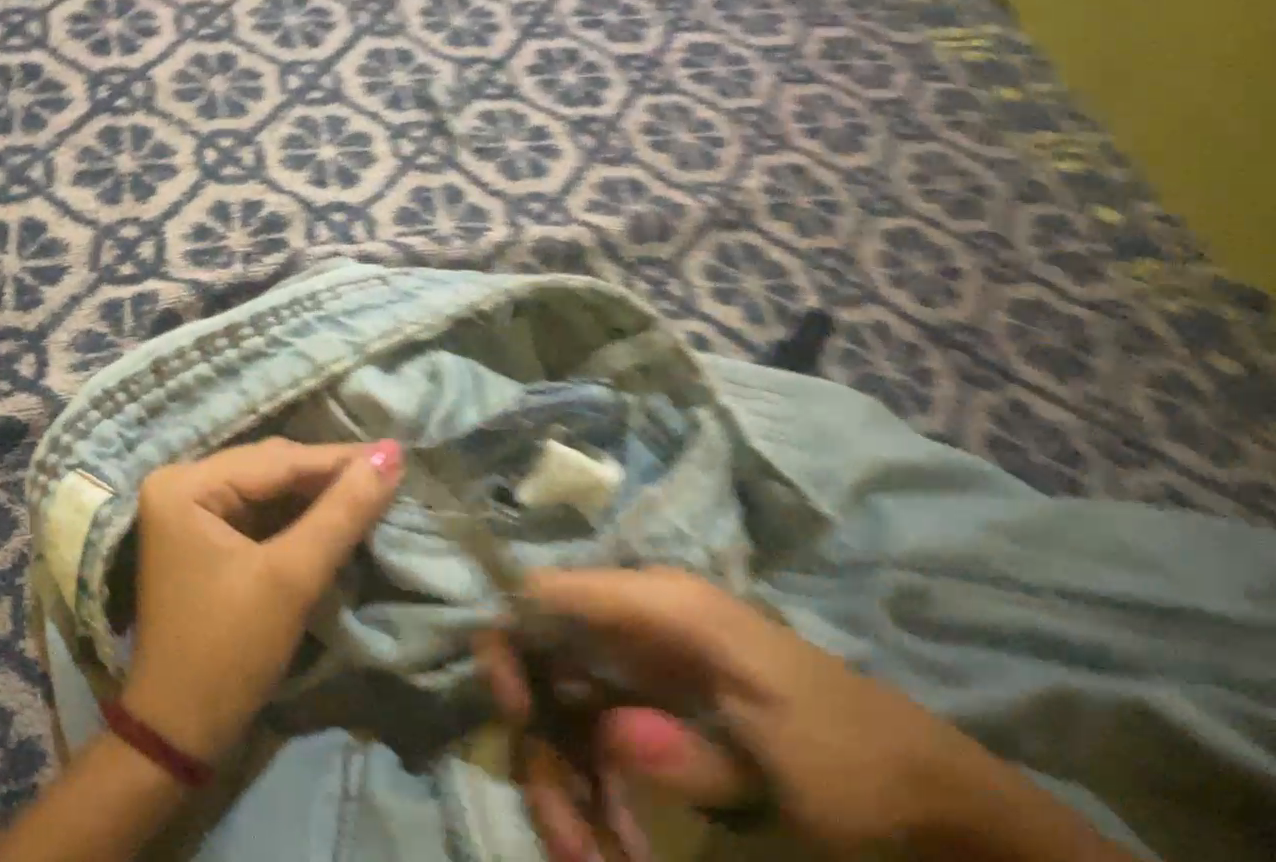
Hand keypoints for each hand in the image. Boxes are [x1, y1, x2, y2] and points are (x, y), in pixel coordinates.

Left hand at [121, 438, 403, 763]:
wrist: (180, 728)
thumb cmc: (230, 649)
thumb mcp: (292, 577)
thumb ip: (343, 512)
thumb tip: (393, 454)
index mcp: (185, 485)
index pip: (276, 460)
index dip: (340, 458)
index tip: (399, 456)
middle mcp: (179, 484)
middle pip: (270, 468)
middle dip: (328, 474)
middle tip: (390, 475)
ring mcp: (187, 511)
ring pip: (268, 488)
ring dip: (317, 494)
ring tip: (372, 490)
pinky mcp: (201, 537)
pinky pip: (258, 511)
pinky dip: (297, 516)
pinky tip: (335, 515)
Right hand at [480, 568, 1116, 861]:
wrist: (922, 804)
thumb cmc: (854, 757)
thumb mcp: (783, 752)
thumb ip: (695, 750)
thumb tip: (607, 736)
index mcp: (660, 610)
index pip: (543, 595)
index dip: (508, 642)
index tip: (515, 716)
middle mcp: (633, 635)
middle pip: (538, 672)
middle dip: (540, 752)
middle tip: (567, 830)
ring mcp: (637, 682)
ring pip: (556, 726)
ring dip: (562, 794)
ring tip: (590, 854)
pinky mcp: (646, 724)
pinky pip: (586, 756)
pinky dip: (586, 804)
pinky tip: (606, 848)